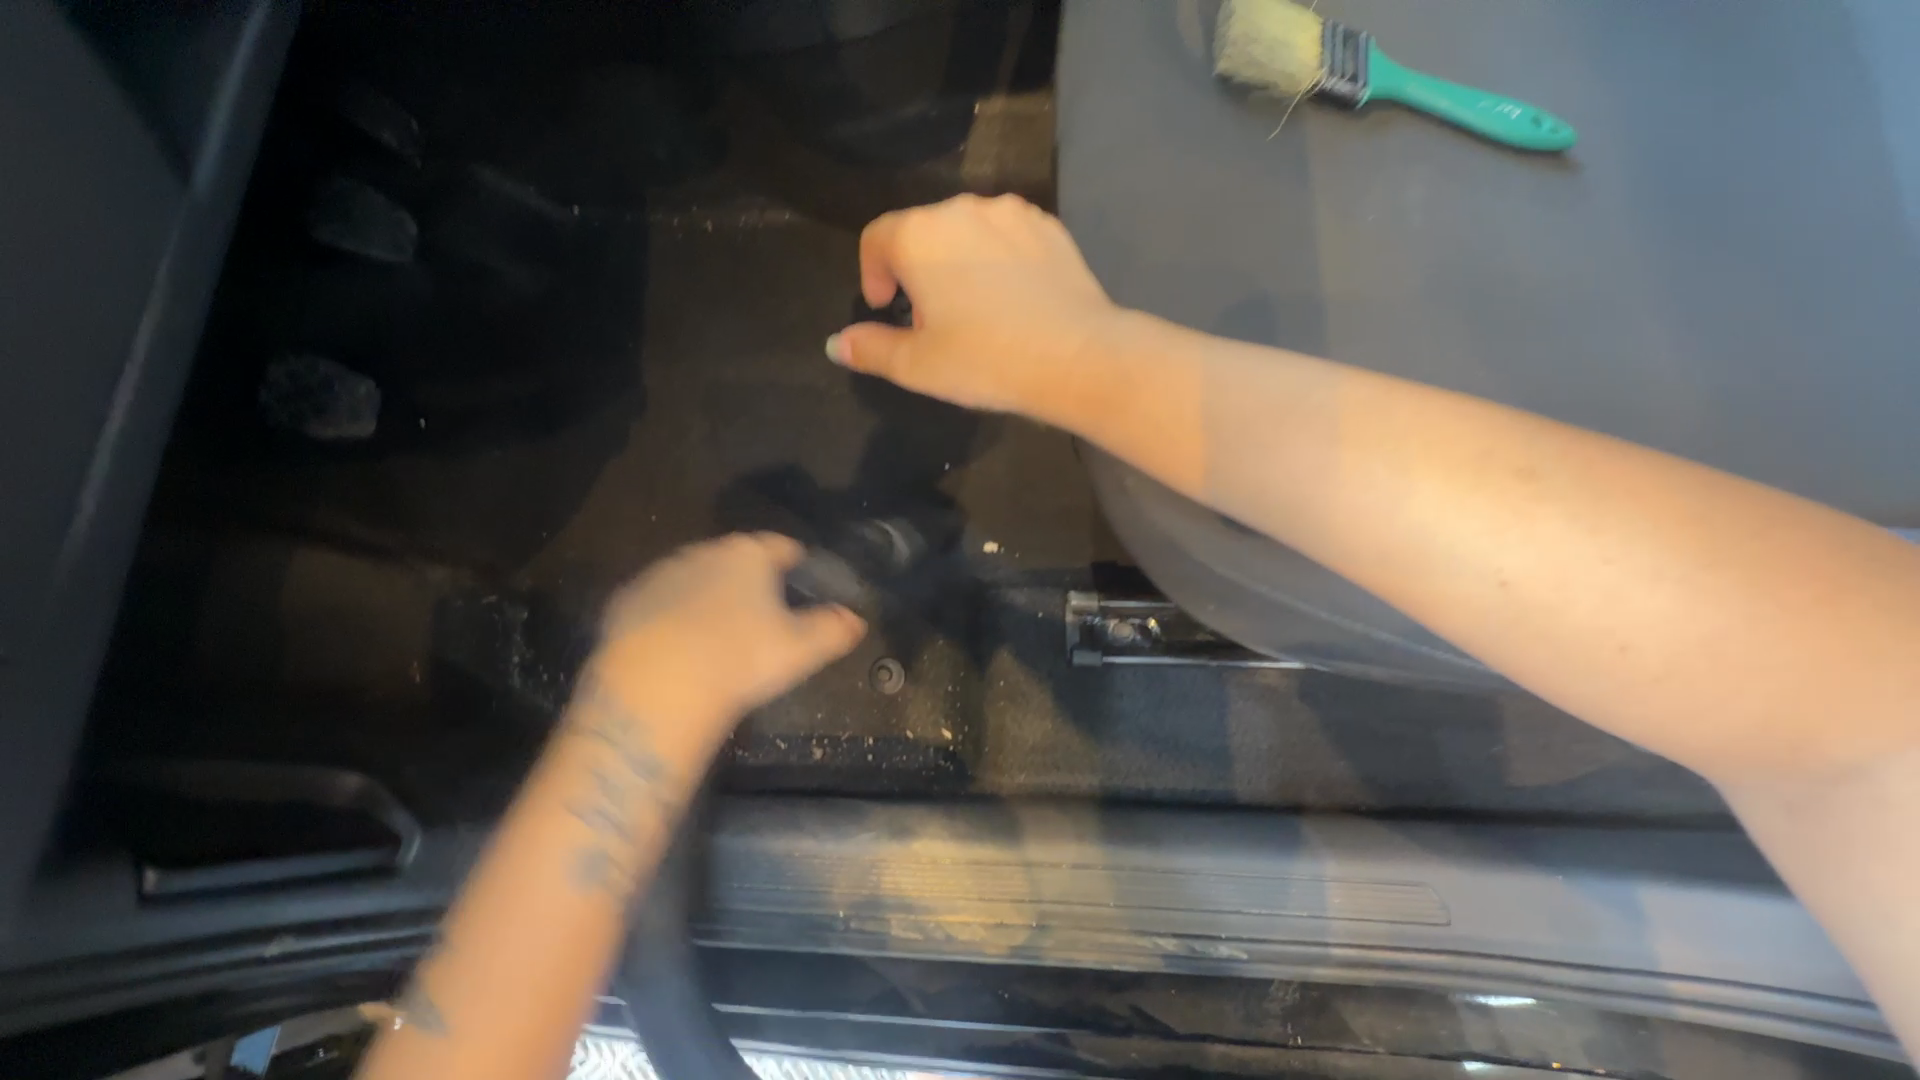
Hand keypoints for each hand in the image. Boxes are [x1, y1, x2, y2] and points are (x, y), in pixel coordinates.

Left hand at [591, 534, 866, 732]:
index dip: (796, 562)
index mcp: (748, 554)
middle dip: (749, 580)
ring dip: (708, 597)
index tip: (802, 579)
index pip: (780, 546)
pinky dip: (672, 616)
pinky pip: (660, 603)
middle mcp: (703, 552)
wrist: (657, 686)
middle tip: (762, 614)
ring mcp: (660, 574)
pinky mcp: (627, 601)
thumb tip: (856, 619)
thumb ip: (833, 628)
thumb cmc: (740, 660)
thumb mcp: (801, 649)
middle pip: (735, 560)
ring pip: (695, 578)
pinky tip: (679, 647)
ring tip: (719, 634)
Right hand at [827, 194, 1120, 420]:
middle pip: (922, 230)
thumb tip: (836, 343)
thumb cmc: (985, 360)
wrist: (1077, 356)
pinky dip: (998, 258)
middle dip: (916, 267)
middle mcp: (962, 209)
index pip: (877, 238)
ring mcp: (1012, 213)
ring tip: (973, 306)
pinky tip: (1012, 298)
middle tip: (930, 315)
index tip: (887, 307)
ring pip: (968, 230)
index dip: (872, 273)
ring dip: (958, 260)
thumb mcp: (917, 366)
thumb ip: (870, 349)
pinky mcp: (1050, 227)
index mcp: (919, 235)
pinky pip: (1008, 236)